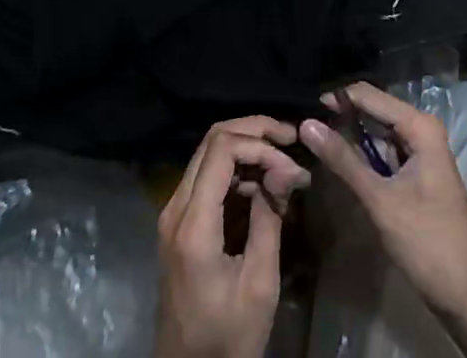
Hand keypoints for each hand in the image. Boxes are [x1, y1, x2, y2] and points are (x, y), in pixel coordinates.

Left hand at [155, 117, 310, 357]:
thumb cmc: (227, 336)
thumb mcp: (259, 282)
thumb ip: (270, 217)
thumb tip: (285, 168)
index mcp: (192, 223)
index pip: (221, 148)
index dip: (261, 143)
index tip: (292, 164)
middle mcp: (175, 208)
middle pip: (212, 140)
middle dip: (255, 131)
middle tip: (292, 139)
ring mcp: (174, 214)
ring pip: (209, 153)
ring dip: (248, 148)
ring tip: (285, 164)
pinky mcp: (180, 223)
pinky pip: (208, 176)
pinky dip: (238, 169)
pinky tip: (266, 184)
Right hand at [301, 84, 466, 357]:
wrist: (464, 291)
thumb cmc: (426, 241)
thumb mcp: (380, 199)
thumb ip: (343, 159)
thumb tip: (306, 124)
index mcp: (420, 126)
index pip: (369, 95)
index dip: (336, 97)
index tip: (301, 104)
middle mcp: (421, 130)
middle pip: (373, 110)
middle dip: (340, 114)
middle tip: (299, 120)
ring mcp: (419, 152)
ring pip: (375, 132)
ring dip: (347, 134)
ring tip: (308, 132)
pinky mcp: (413, 173)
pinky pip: (381, 152)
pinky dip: (359, 154)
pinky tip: (333, 155)